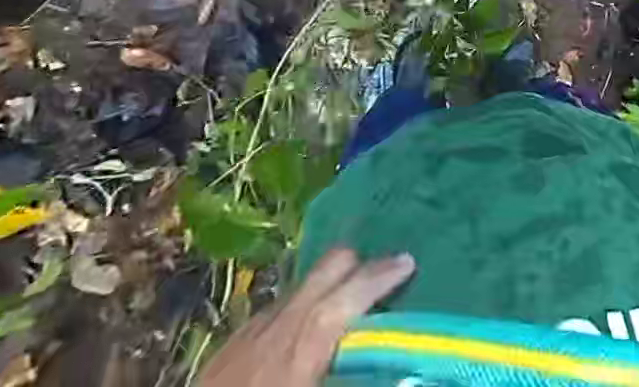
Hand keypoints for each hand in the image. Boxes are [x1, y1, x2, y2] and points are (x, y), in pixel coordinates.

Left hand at [200, 249, 414, 386]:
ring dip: (331, 286)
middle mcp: (278, 327)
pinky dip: (302, 308)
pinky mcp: (228, 345)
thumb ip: (358, 381)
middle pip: (328, 268)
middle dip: (360, 264)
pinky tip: (303, 337)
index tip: (411, 262)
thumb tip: (407, 374)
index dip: (383, 275)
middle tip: (386, 276)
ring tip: (350, 304)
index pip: (351, 293)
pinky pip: (277, 308)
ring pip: (303, 285)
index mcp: (302, 349)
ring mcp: (249, 332)